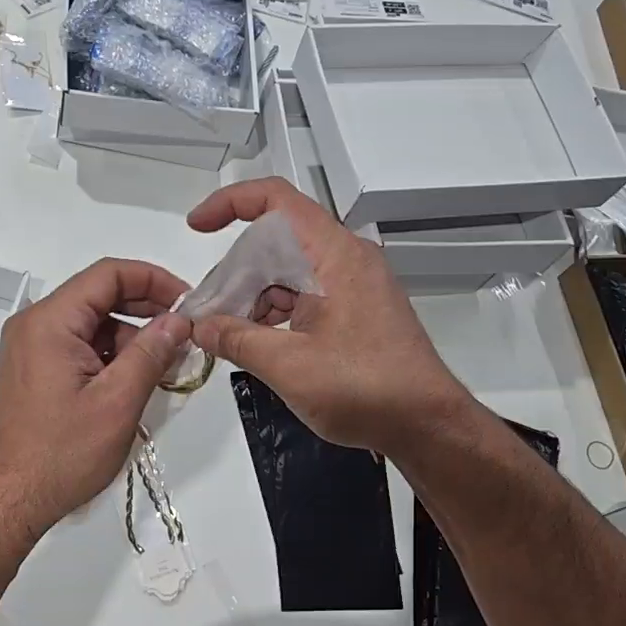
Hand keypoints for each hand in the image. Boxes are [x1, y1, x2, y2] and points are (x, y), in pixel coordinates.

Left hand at [0, 258, 192, 536]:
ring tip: (163, 367)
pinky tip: (134, 381)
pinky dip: (109, 356)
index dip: (153, 280)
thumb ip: (151, 353)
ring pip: (91, 324)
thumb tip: (177, 321)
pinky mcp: (32, 371)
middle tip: (184, 334)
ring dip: (129, 338)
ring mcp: (30, 349)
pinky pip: (77, 347)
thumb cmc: (62, 454)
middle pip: (98, 296)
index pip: (108, 275)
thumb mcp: (118, 401)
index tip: (188, 302)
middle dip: (145, 310)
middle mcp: (34, 326)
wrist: (11, 500)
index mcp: (50, 322)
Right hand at [188, 178, 470, 452]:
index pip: (276, 201)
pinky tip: (258, 344)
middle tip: (208, 311)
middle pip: (277, 241)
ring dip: (254, 298)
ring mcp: (354, 285)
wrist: (427, 424)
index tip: (198, 227)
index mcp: (334, 255)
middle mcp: (347, 259)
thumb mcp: (289, 365)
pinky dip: (277, 313)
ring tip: (228, 336)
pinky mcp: (358, 311)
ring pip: (289, 272)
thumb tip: (200, 327)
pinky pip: (306, 295)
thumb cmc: (365, 388)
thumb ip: (237, 339)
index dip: (231, 203)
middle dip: (236, 271)